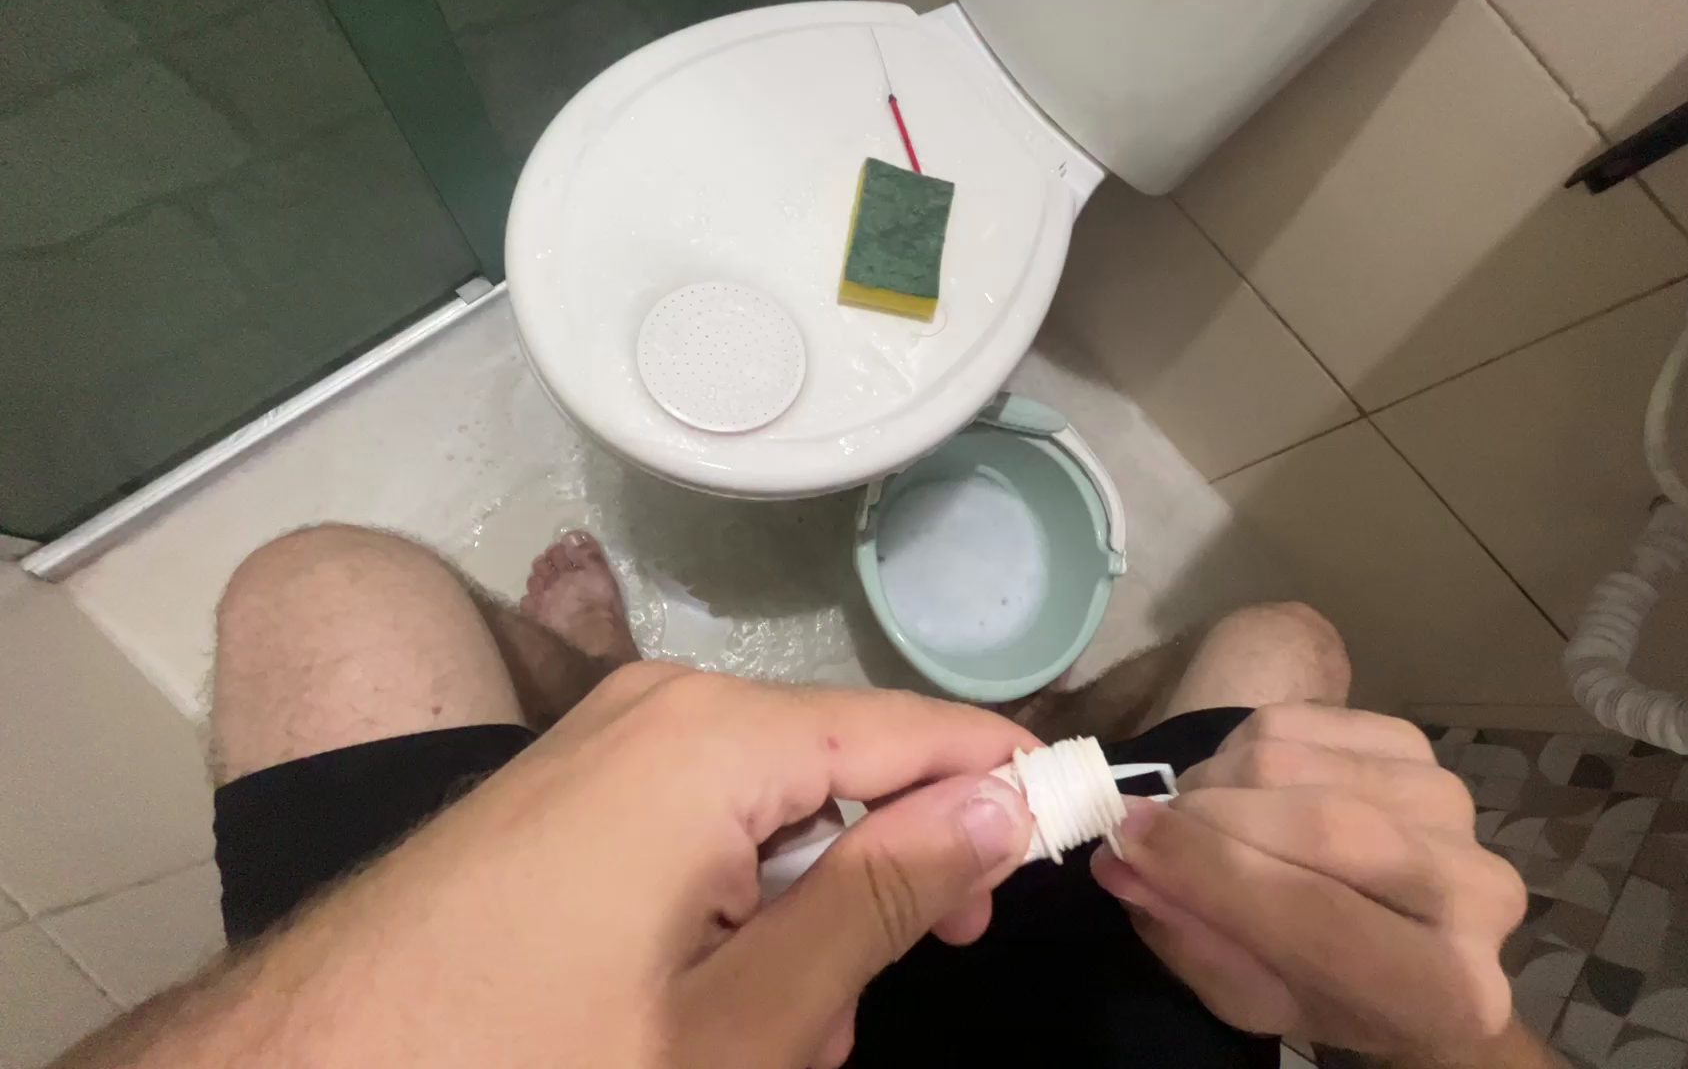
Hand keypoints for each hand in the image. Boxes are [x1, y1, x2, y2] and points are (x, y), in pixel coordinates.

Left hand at [87, 664, 1036, 1068]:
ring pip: (781, 797)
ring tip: (813, 1013)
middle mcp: (671, 704)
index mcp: (719, 734)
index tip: (1067, 817)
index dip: (1000, 769)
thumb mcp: (744, 1022)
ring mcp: (616, 738)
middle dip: (905, 848)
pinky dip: (753, 887)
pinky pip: (712, 814)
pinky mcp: (582, 784)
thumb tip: (1000, 807)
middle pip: (847, 757)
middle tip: (945, 942)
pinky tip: (734, 980)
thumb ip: (883, 895)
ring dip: (823, 889)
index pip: (910, 728)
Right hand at [1089, 704, 1524, 1059]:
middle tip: (1144, 823)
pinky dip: (1238, 746)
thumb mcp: (1246, 992)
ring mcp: (1445, 800)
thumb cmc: (1317, 977)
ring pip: (1290, 761)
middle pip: (1319, 824)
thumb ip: (1184, 931)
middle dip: (1205, 818)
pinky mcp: (1412, 742)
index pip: (1319, 915)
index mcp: (1445, 988)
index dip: (1210, 870)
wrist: (1392, 930)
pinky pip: (1290, 718)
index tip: (1126, 837)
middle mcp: (1476, 889)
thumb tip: (1119, 856)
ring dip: (1214, 782)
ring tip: (1202, 816)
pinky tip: (1243, 784)